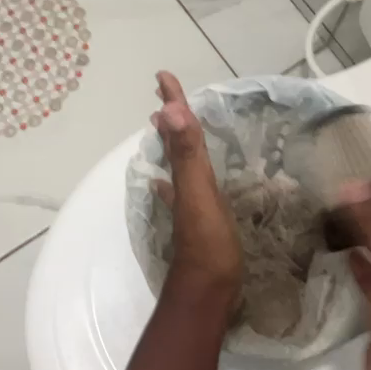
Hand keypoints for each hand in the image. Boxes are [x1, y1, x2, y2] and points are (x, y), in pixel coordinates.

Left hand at [150, 71, 241, 296]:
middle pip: (172, 144)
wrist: (206, 293)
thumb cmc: (207, 243)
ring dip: (174, 144)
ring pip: (176, 165)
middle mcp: (180, 186)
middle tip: (165, 99)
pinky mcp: (197, 223)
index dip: (173, 103)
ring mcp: (186, 205)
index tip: (163, 76)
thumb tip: (167, 110)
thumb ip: (187, 154)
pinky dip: (177, 180)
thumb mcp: (198, 193)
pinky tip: (167, 185)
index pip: (176, 129)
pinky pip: (183, 192)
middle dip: (169, 119)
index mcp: (183, 174)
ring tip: (170, 129)